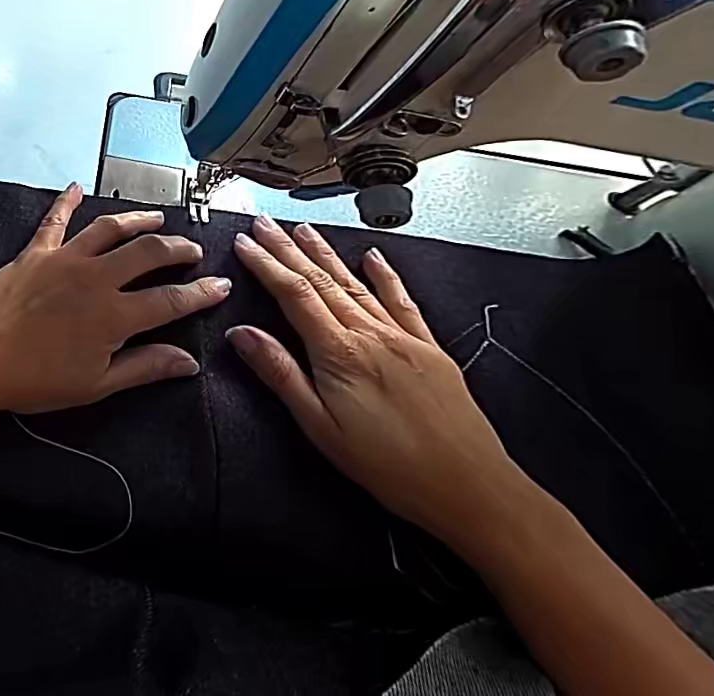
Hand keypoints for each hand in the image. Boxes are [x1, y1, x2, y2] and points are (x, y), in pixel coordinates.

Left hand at [0, 184, 229, 414]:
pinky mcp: (38, 251)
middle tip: (193, 250)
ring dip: (138, 220)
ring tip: (157, 219)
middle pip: (150, 252)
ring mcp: (66, 259)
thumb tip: (188, 362)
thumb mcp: (95, 384)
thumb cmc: (32, 378)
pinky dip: (67, 201)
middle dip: (179, 248)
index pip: (172, 299)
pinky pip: (56, 220)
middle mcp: (97, 278)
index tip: (221, 285)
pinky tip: (76, 187)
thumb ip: (145, 367)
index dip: (201, 292)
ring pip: (112, 228)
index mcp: (115, 314)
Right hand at [227, 215, 517, 532]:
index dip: (265, 264)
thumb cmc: (394, 467)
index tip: (246, 244)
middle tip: (265, 225)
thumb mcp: (321, 428)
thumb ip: (280, 375)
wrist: (470, 486)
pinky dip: (384, 274)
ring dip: (325, 253)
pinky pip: (401, 299)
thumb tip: (243, 336)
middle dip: (287, 248)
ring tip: (304, 231)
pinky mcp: (428, 347)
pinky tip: (373, 257)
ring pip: (354, 282)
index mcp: (340, 353)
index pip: (292, 293)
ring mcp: (402, 336)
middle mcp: (371, 334)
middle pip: (319, 279)